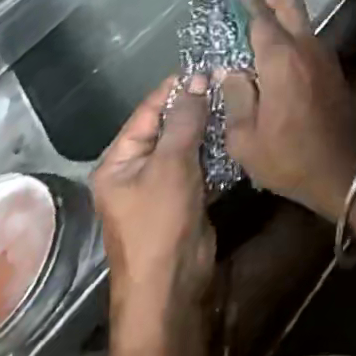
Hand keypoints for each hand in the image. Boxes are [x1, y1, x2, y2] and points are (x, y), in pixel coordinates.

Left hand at [92, 75, 214, 355]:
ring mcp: (161, 186)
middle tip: (225, 81)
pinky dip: (214, 151)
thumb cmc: (160, 221)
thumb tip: (197, 79)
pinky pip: (199, 166)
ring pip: (186, 146)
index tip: (203, 67)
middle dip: (194, 107)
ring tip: (235, 101)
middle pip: (167, 127)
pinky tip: (236, 133)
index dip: (174, 88)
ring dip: (207, 127)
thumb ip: (185, 119)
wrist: (173, 288)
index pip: (147, 111)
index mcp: (119, 160)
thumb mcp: (171, 164)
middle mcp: (136, 170)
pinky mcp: (184, 200)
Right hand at [220, 0, 355, 220]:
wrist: (345, 172)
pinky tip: (278, 58)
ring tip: (259, 33)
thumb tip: (228, 69)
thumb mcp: (246, 139)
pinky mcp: (333, 69)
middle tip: (250, 5)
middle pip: (290, 5)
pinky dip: (293, 36)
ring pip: (302, 21)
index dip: (247, 2)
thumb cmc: (290, 157)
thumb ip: (235, 97)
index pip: (261, 17)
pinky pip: (309, 39)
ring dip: (283, 18)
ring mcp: (323, 56)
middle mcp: (305, 47)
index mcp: (280, 59)